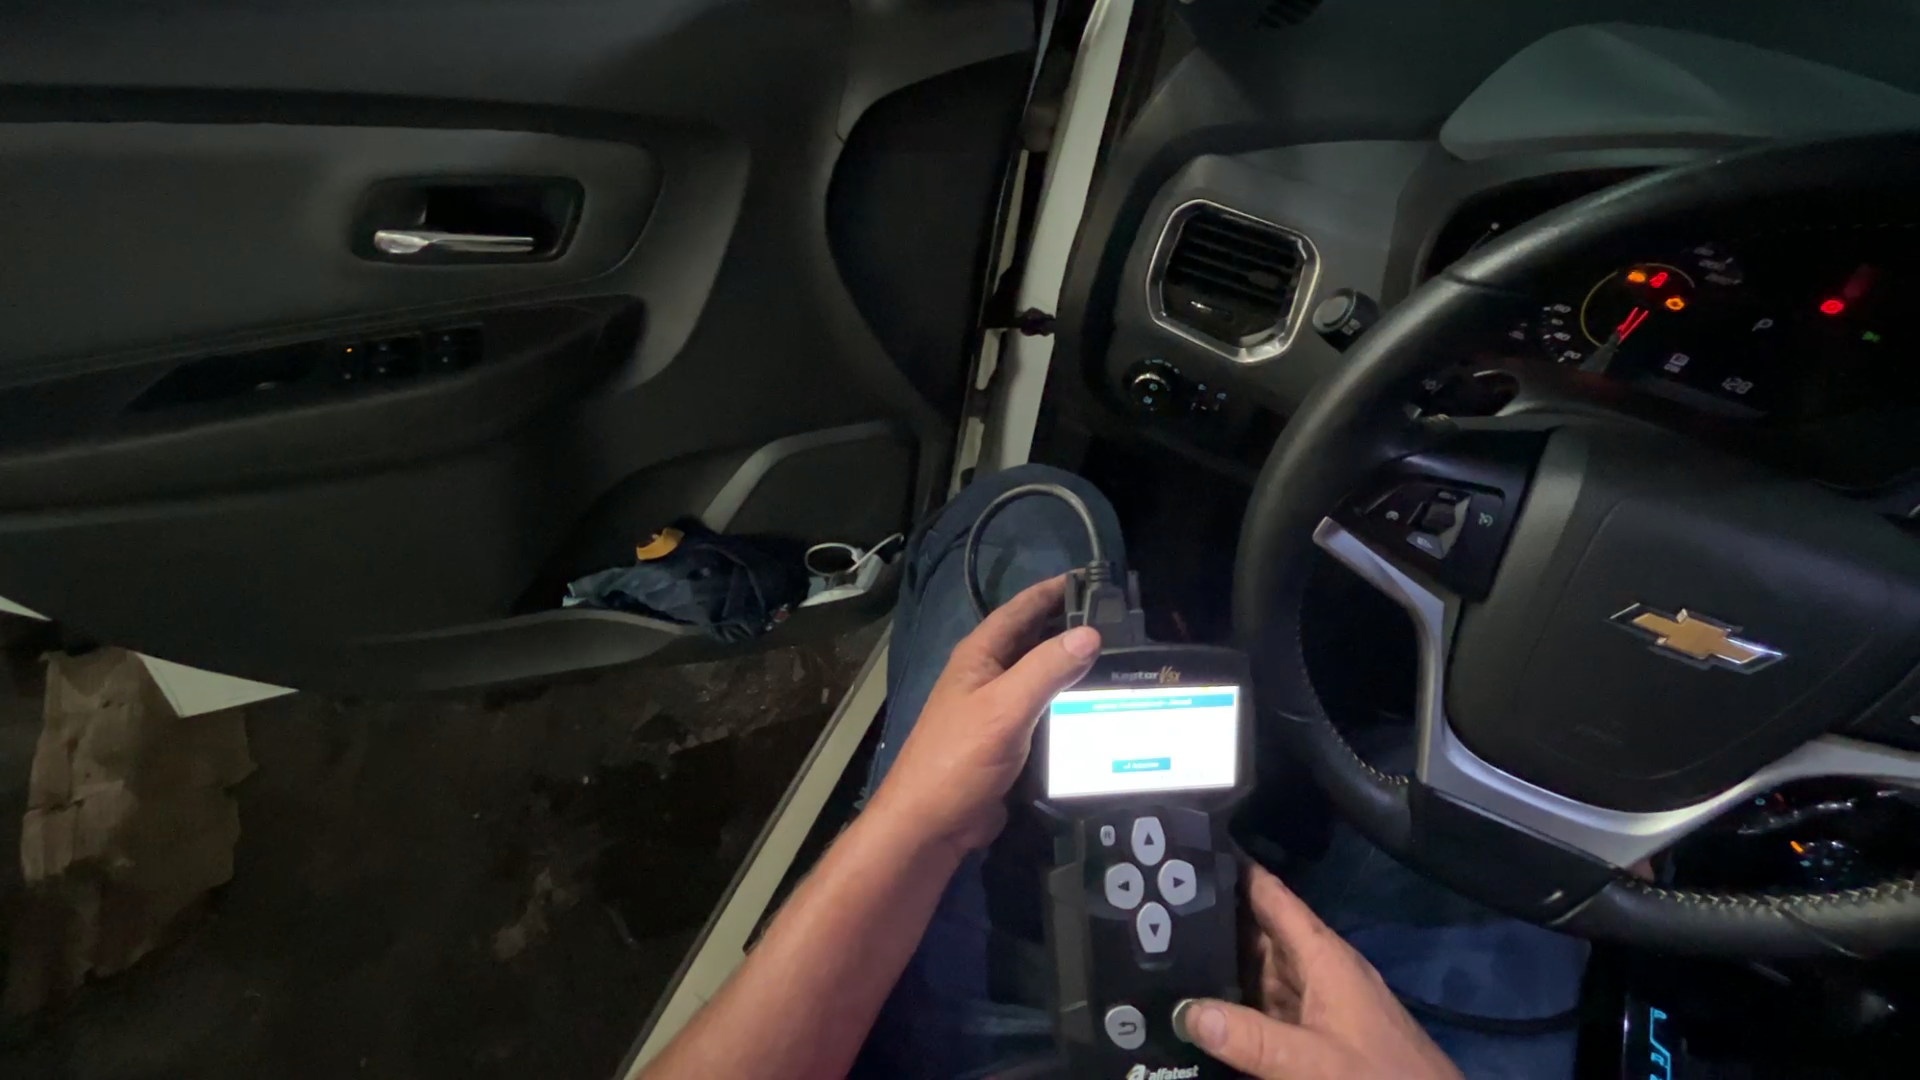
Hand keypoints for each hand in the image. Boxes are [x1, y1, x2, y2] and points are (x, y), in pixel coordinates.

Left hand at [868, 575, 1099, 855]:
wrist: (931, 824)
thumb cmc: (959, 758)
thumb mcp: (1005, 708)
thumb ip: (1046, 670)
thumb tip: (1091, 633)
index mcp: (979, 656)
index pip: (1018, 610)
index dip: (1050, 592)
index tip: (1089, 578)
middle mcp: (987, 675)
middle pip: (1033, 641)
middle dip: (1068, 627)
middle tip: (1117, 621)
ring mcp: (996, 708)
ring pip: (1041, 677)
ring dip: (1072, 666)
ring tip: (1118, 659)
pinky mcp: (1008, 740)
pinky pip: (1044, 710)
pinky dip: (1069, 703)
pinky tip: (1098, 706)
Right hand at [1181, 864, 1462, 1079]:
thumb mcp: (1315, 1064)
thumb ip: (1249, 1037)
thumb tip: (1183, 1008)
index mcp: (1321, 954)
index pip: (1269, 893)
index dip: (1231, 865)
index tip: (1184, 845)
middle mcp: (1315, 970)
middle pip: (1254, 929)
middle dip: (1209, 915)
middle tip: (1152, 901)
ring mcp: (1316, 1006)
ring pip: (1255, 970)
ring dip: (1217, 961)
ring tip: (1161, 946)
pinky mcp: (1315, 1039)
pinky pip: (1263, 1008)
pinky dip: (1232, 1001)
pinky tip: (1198, 1005)